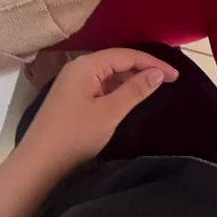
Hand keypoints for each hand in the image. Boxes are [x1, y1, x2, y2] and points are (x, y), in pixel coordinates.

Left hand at [13, 48, 177, 176]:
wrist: (39, 161)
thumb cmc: (75, 136)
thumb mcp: (109, 112)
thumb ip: (135, 90)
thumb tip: (158, 73)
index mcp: (86, 66)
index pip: (126, 55)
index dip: (153, 63)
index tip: (176, 75)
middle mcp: (78, 67)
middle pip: (116, 60)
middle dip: (143, 67)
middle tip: (170, 79)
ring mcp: (72, 81)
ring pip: (108, 73)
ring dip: (131, 78)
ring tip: (154, 86)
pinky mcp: (71, 96)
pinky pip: (100, 84)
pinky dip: (117, 88)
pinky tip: (130, 96)